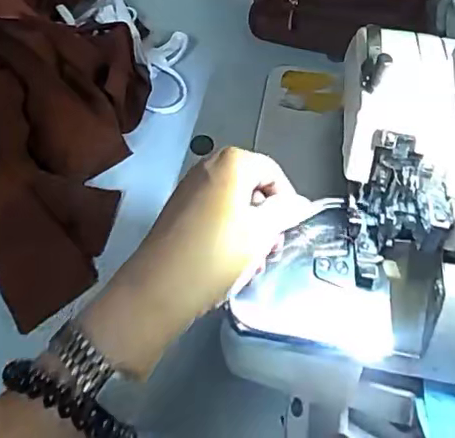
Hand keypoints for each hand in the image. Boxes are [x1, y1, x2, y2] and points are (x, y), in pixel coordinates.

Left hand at [76, 148, 310, 377]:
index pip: (273, 172)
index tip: (287, 231)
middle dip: (265, 217)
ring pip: (234, 202)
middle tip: (268, 249)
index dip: (286, 201)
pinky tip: (226, 262)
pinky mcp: (178, 209)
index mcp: (231, 162)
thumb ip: (285, 212)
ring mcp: (191, 186)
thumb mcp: (260, 234)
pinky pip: (214, 212)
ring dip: (247, 229)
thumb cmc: (213, 256)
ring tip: (248, 262)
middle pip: (252, 185)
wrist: (155, 291)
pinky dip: (226, 232)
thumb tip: (299, 203)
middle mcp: (209, 165)